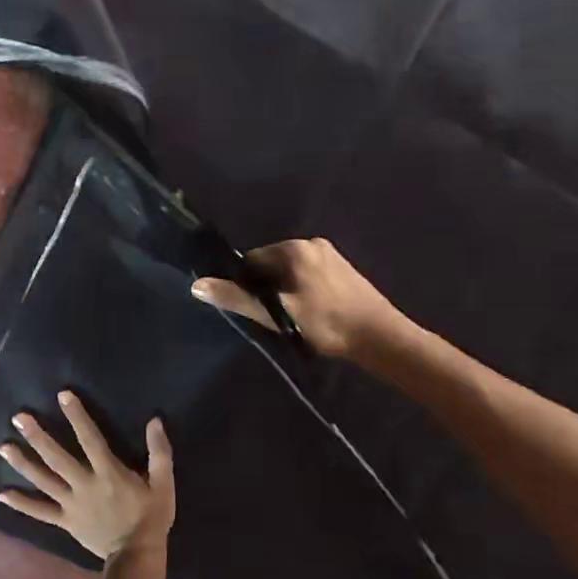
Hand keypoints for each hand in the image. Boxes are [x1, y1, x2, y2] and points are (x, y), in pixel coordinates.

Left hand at [0, 390, 174, 559]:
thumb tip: (154, 421)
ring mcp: (71, 504)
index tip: (62, 396)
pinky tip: (2, 494)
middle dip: (37, 436)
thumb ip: (159, 451)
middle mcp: (84, 484)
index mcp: (108, 472)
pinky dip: (21, 503)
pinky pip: (40, 511)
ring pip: (43, 480)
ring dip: (23, 463)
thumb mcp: (164, 482)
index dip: (77, 416)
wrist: (137, 555)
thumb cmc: (151, 515)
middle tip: (18, 418)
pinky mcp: (65, 521)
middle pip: (57, 457)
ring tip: (3, 447)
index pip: (90, 438)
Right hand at [190, 237, 413, 360]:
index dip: (245, 283)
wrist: (380, 336)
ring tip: (292, 318)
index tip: (251, 307)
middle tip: (272, 317)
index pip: (252, 259)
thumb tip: (197, 285)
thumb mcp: (278, 313)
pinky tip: (310, 313)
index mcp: (294, 248)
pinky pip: (308, 274)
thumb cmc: (326, 323)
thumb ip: (238, 299)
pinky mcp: (342, 268)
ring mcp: (330, 254)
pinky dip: (302, 290)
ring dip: (284, 290)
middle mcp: (311, 242)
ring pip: (291, 270)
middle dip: (266, 287)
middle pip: (271, 263)